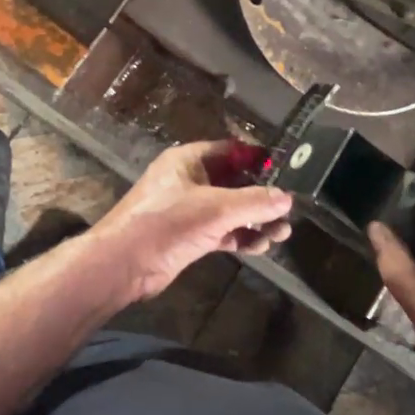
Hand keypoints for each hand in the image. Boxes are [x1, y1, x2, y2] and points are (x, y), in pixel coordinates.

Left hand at [89, 140, 294, 302]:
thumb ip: (253, 202)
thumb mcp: (215, 208)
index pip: (230, 151)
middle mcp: (190, 180)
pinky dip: (242, 237)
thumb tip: (287, 198)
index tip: (288, 170)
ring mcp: (190, 209)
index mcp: (188, 160)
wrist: (124, 264)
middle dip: (262, 196)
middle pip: (234, 182)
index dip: (258, 159)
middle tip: (290, 210)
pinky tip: (262, 246)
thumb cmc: (166, 223)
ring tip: (281, 233)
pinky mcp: (190, 235)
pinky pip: (224, 231)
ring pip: (231, 210)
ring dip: (256, 220)